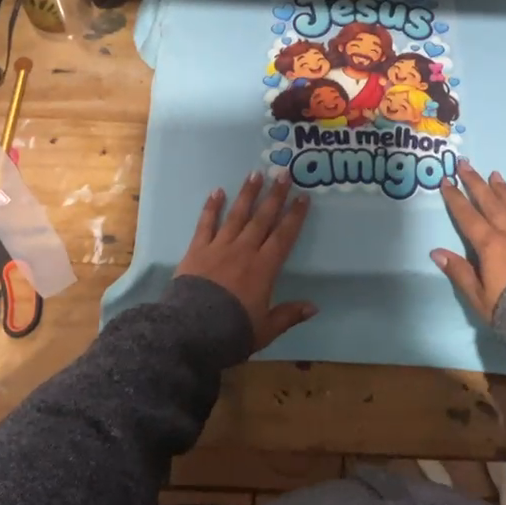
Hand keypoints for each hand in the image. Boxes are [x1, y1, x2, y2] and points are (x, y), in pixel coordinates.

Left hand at [176, 172, 316, 351]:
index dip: (295, 216)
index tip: (303, 196)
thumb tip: (314, 307)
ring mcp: (219, 247)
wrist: (191, 330)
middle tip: (283, 173)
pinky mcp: (197, 249)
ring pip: (237, 215)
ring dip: (247, 194)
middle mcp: (244, 250)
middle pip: (262, 218)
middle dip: (274, 195)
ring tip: (255, 173)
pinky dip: (212, 207)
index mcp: (264, 268)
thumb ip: (289, 315)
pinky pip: (206, 223)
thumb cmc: (232, 331)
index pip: (283, 236)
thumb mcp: (265, 329)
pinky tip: (217, 191)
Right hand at [431, 160, 505, 320]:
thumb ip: (459, 272)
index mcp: (490, 245)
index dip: (455, 198)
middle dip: (476, 183)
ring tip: (495, 174)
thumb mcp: (478, 296)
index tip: (447, 181)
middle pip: (490, 203)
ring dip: (503, 190)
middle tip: (466, 164)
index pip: (468, 216)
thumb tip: (436, 251)